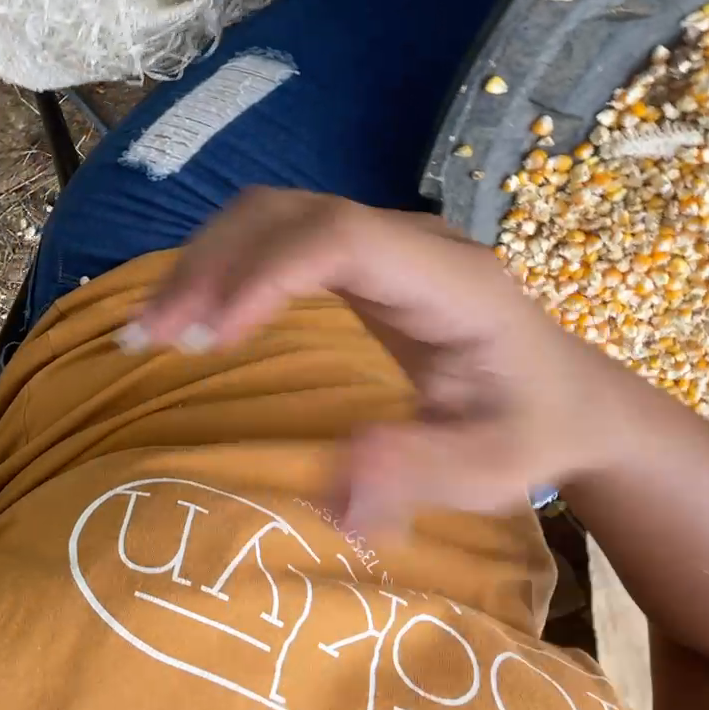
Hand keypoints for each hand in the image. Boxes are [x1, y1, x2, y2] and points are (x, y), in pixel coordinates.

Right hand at [128, 187, 680, 532]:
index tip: (209, 341)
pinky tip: (187, 313)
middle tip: (152, 338)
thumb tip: (336, 495)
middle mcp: (404, 239)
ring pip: (262, 217)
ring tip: (152, 330)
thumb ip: (421, 473)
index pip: (338, 240)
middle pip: (283, 214)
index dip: (263, 275)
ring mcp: (374, 239)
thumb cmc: (527, 429)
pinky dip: (214, 268)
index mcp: (448, 279)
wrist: (557, 394)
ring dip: (198, 265)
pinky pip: (264, 238)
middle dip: (207, 268)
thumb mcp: (492, 468)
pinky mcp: (347, 254)